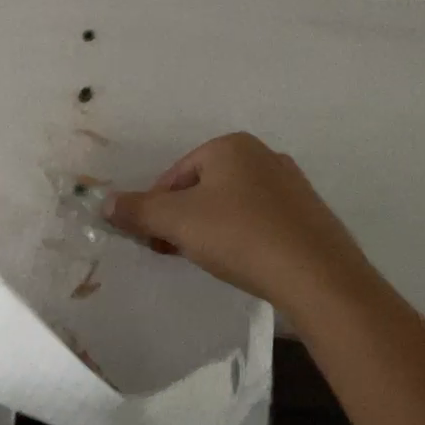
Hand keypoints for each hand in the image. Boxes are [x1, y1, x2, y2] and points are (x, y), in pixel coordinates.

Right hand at [107, 132, 371, 309]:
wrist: (319, 278)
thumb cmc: (240, 236)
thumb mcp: (176, 222)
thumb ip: (137, 210)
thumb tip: (105, 203)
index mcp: (231, 146)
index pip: (175, 175)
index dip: (157, 208)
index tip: (154, 241)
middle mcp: (263, 155)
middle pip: (203, 188)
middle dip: (184, 218)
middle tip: (178, 251)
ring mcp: (292, 185)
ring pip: (233, 205)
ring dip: (213, 229)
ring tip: (212, 260)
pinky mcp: (310, 216)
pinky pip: (262, 221)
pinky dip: (245, 238)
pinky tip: (246, 263)